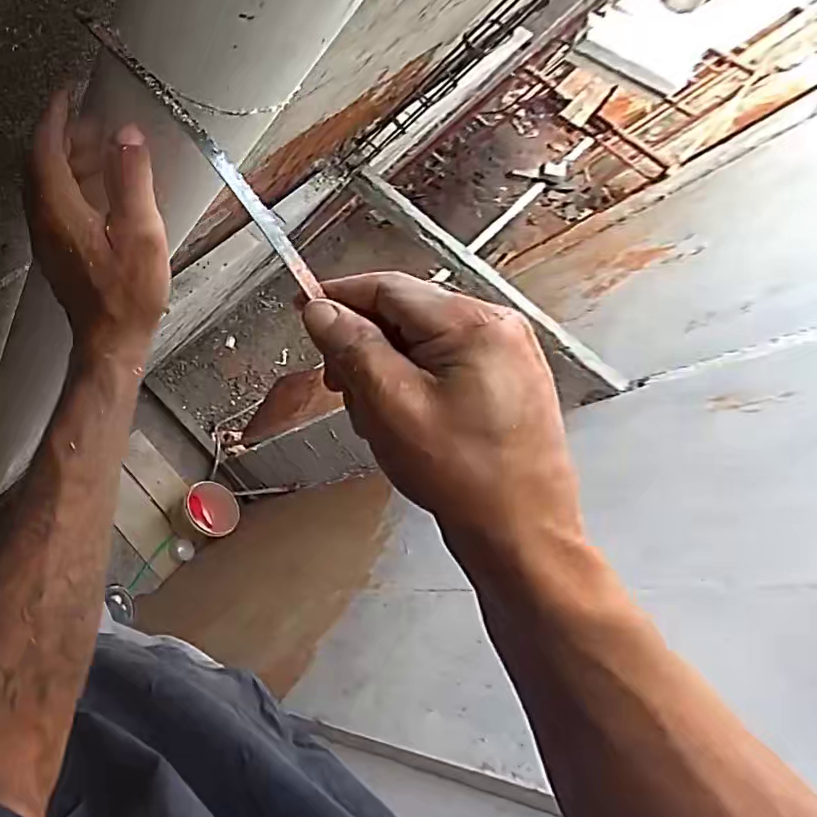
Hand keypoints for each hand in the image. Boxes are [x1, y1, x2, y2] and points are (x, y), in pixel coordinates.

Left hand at [27, 87, 169, 366]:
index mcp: (60, 213)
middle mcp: (45, 224)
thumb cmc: (125, 297)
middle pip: (40, 166)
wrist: (109, 340)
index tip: (66, 92)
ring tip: (99, 146)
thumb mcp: (141, 233)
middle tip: (89, 118)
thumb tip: (126, 136)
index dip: (54, 117)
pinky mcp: (57, 251)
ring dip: (66, 159)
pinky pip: (54, 205)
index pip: (44, 152)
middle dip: (61, 135)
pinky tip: (99, 186)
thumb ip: (132, 180)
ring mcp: (48, 239)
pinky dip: (71, 183)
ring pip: (46, 186)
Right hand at [299, 272, 583, 556]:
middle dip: (357, 342)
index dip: (335, 296)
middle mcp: (496, 327)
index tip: (299, 310)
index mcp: (473, 324)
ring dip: (376, 365)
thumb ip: (351, 346)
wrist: (517, 529)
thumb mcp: (388, 401)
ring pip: (413, 338)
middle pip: (400, 311)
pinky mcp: (500, 378)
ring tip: (368, 410)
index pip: (386, 288)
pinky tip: (393, 414)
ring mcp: (503, 353)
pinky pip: (434, 360)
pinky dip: (401, 379)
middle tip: (334, 383)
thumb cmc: (458, 470)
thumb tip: (320, 309)